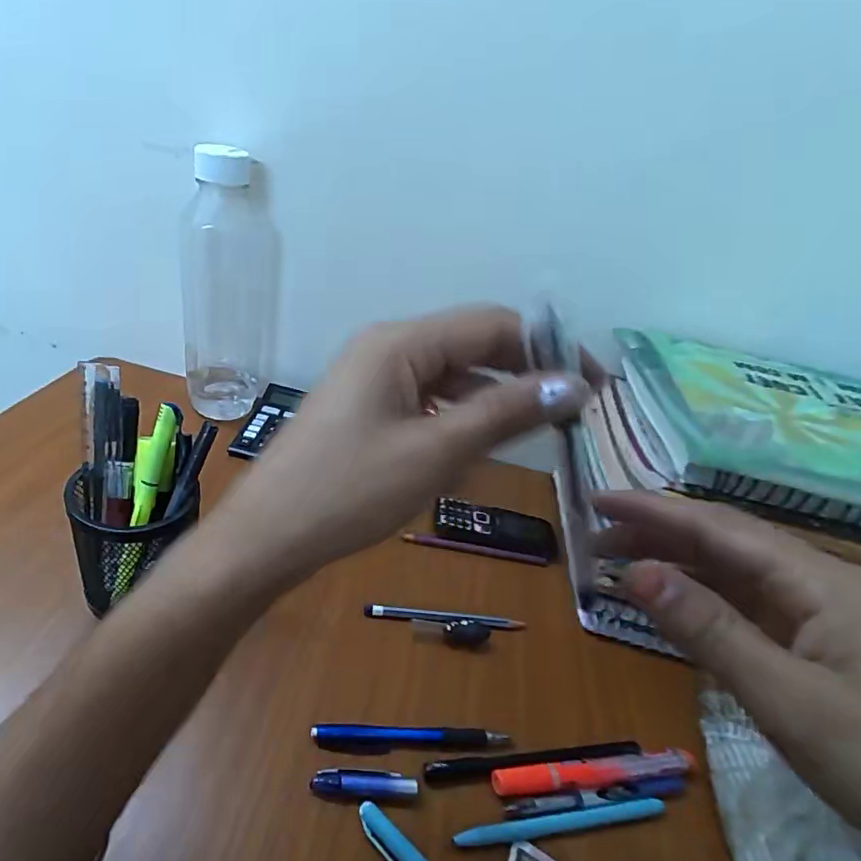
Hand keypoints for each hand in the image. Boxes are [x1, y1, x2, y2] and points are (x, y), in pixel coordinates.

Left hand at [217, 306, 593, 579]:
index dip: (547, 352)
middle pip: (467, 351)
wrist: (268, 536)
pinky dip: (444, 429)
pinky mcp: (355, 417)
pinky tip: (455, 465)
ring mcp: (362, 385)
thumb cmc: (350, 491)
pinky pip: (415, 409)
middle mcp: (379, 352)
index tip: (593, 391)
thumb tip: (573, 383)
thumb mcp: (435, 451)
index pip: (492, 325)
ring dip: (480, 412)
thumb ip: (505, 412)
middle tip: (561, 426)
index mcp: (397, 343)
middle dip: (514, 384)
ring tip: (508, 452)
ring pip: (442, 384)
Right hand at [591, 490, 860, 854]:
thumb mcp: (784, 696)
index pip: (725, 530)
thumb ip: (706, 628)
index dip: (657, 512)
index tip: (597, 501)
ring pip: (744, 579)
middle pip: (733, 547)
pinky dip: (707, 604)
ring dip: (681, 568)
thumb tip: (633, 571)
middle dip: (661, 535)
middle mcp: (833, 592)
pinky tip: (678, 610)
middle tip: (593, 538)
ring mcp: (836, 626)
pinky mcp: (833, 660)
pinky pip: (757, 613)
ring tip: (619, 567)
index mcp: (829, 586)